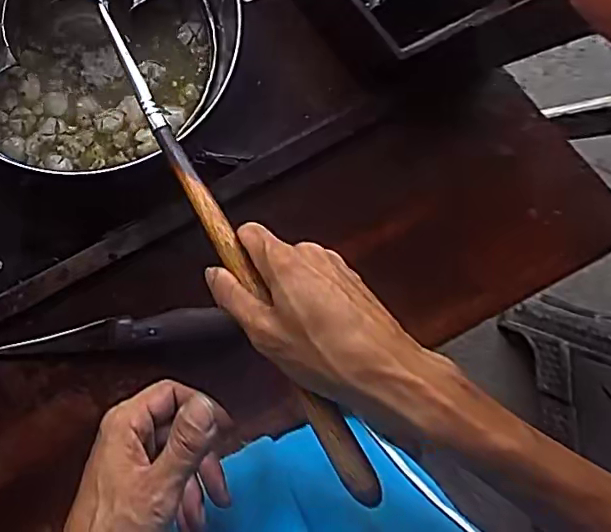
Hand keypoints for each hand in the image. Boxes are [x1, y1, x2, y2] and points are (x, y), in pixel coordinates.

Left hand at [66, 380, 233, 531]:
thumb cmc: (111, 527)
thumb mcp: (158, 486)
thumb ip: (184, 445)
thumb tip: (204, 406)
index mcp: (126, 421)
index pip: (170, 392)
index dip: (200, 408)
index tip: (225, 431)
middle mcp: (125, 431)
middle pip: (175, 425)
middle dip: (202, 457)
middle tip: (218, 486)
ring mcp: (127, 454)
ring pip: (172, 453)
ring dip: (194, 483)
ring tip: (200, 514)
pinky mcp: (131, 478)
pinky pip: (163, 473)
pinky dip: (181, 494)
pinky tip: (186, 519)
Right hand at [205, 223, 454, 438]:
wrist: (395, 377)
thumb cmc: (335, 359)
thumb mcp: (264, 333)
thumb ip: (232, 297)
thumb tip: (216, 275)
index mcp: (283, 259)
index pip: (245, 232)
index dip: (235, 255)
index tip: (235, 279)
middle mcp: (310, 254)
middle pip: (271, 256)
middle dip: (265, 284)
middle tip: (269, 321)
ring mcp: (336, 268)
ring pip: (297, 273)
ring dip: (292, 297)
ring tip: (300, 337)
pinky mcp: (354, 285)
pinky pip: (321, 287)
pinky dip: (317, 307)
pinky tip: (323, 340)